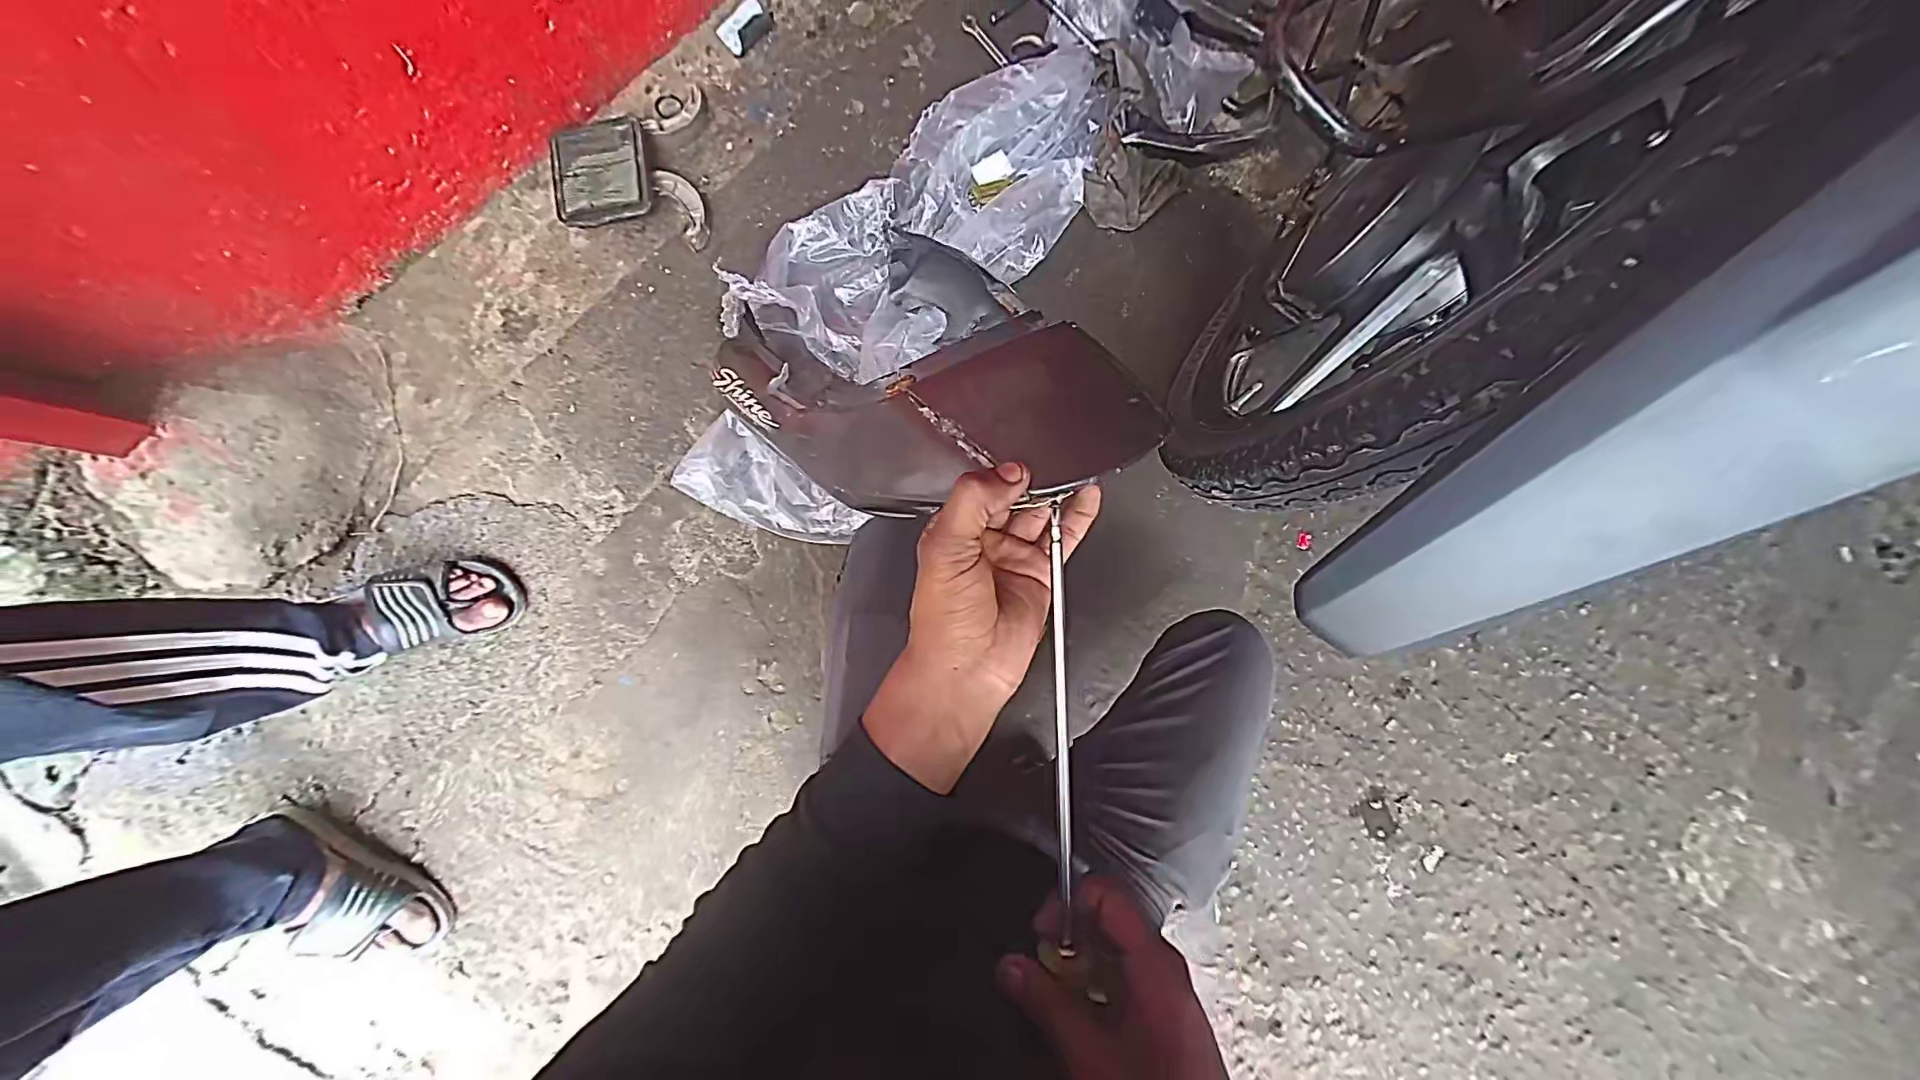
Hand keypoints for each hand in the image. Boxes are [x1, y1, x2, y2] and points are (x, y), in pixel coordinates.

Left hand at [861, 463, 1100, 793]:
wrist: (967, 670)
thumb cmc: (944, 623)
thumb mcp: (946, 549)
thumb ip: (972, 503)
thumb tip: (1004, 474)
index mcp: (954, 531)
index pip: (981, 489)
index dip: (1000, 476)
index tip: (1017, 470)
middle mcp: (983, 541)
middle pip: (1013, 498)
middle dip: (1030, 482)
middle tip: (1045, 471)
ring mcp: (1013, 557)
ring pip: (1040, 515)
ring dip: (1056, 494)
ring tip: (1072, 474)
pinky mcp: (1039, 574)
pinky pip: (1063, 538)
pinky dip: (1078, 517)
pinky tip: (1087, 498)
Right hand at [997, 878, 1227, 1079]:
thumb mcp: (1087, 1050)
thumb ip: (1045, 1002)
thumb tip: (1013, 967)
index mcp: (1153, 961)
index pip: (1106, 894)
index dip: (1066, 903)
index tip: (1041, 929)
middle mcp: (1167, 967)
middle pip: (1108, 921)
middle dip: (1069, 940)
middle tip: (1044, 967)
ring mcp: (1172, 990)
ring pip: (1115, 951)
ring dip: (1081, 967)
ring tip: (1061, 998)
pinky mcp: (1170, 1013)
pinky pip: (1128, 976)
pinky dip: (1099, 985)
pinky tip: (1086, 1017)